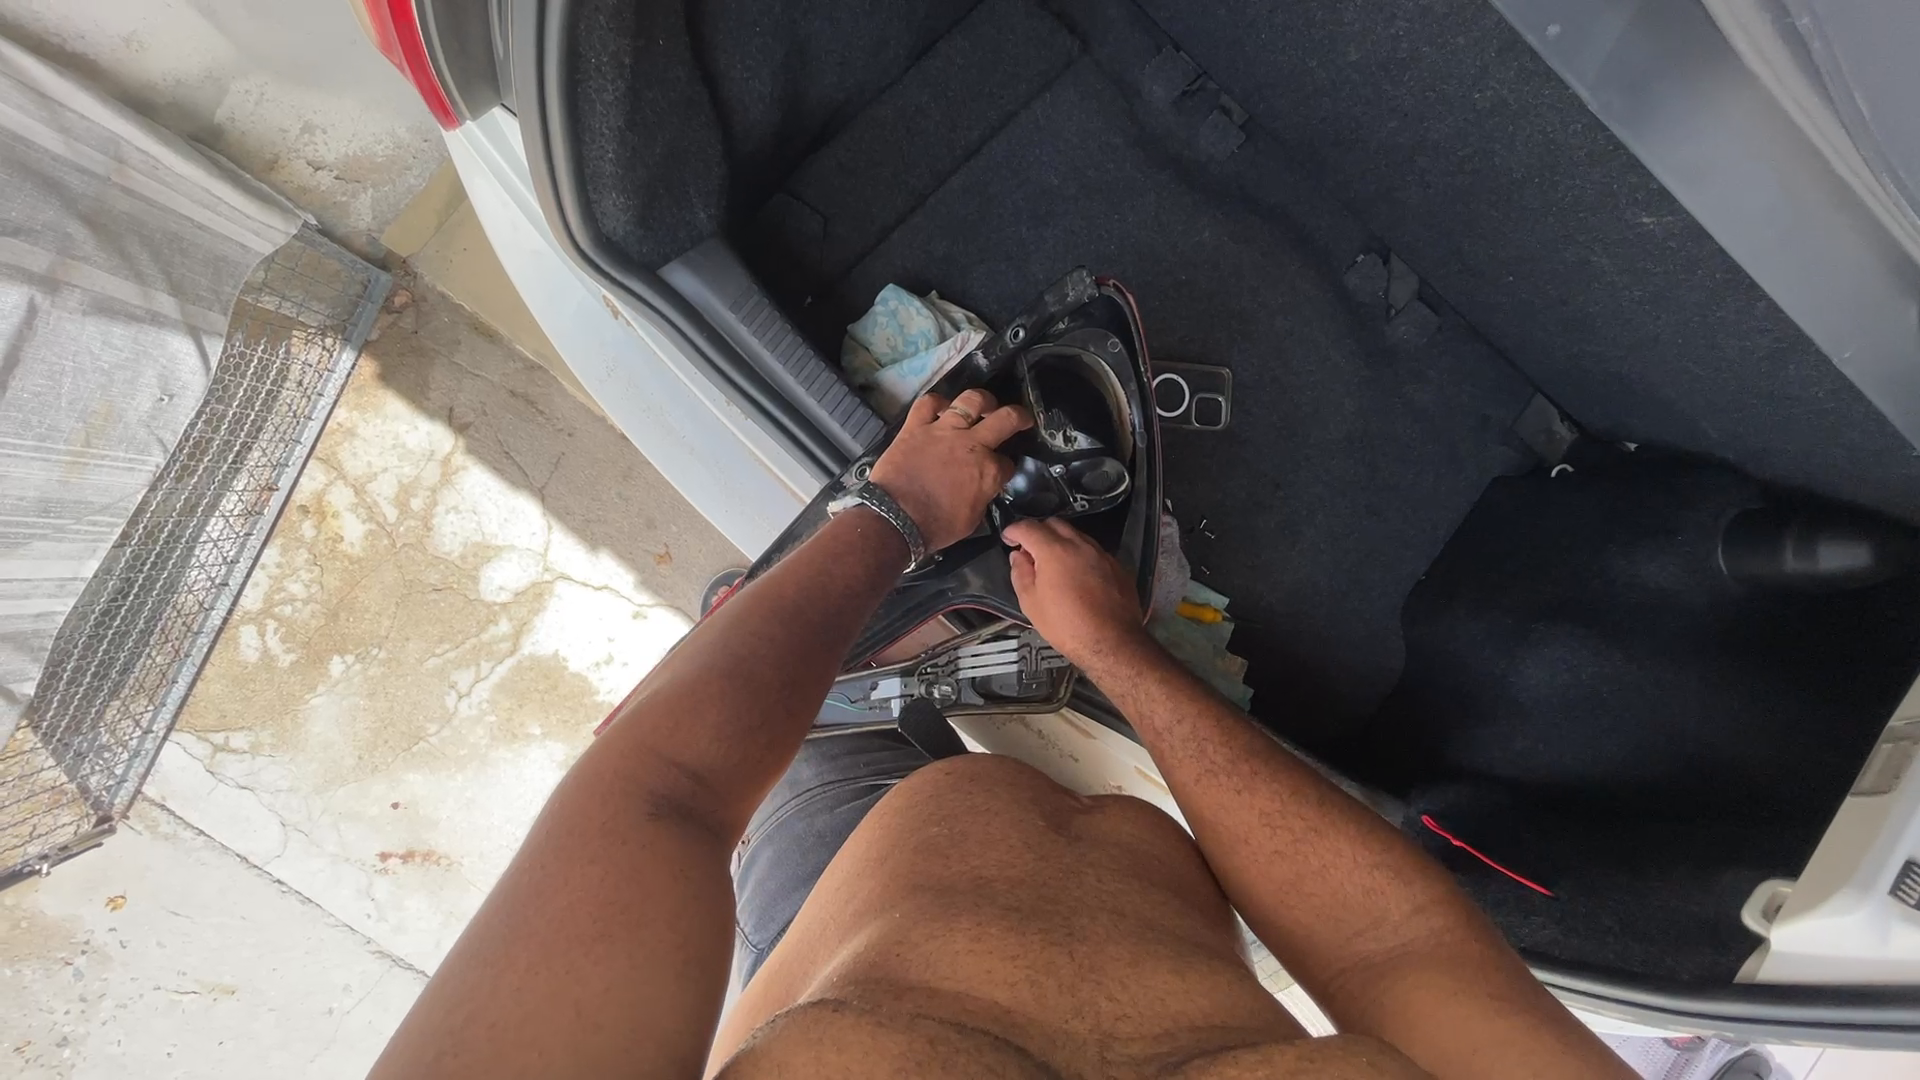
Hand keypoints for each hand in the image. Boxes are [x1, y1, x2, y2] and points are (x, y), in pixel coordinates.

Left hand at [869, 388, 1032, 550]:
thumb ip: (982, 497)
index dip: (1006, 467)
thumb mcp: (972, 520)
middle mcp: (972, 445)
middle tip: (1022, 418)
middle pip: (1006, 419)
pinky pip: (928, 403)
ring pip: (971, 400)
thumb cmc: (936, 527)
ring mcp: (943, 431)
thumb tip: (983, 489)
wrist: (895, 519)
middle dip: (1020, 417)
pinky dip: (937, 402)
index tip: (1001, 471)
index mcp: (989, 472)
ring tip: (985, 404)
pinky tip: (942, 408)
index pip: (1008, 463)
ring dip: (983, 400)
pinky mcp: (916, 426)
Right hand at [1002, 517, 1151, 668]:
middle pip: (1054, 524)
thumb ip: (1020, 573)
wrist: (1112, 642)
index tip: (1008, 538)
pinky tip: (1077, 574)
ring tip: (1053, 563)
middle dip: (1038, 531)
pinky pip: (1093, 550)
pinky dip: (1080, 554)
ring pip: (1076, 535)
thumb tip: (1018, 556)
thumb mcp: (1030, 603)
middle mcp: (1079, 544)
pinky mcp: (1117, 565)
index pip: (1028, 527)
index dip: (1013, 530)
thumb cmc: (1066, 625)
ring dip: (1060, 541)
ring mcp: (1101, 553)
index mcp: (1054, 551)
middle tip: (1029, 550)